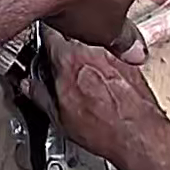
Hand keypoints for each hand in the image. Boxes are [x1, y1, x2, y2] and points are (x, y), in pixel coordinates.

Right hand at [39, 31, 169, 169]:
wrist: (140, 137)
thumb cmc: (104, 129)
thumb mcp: (59, 117)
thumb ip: (40, 94)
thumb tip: (29, 86)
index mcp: (66, 57)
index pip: (47, 32)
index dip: (41, 38)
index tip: (40, 46)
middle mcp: (89, 48)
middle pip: (70, 35)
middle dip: (64, 46)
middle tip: (61, 64)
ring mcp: (111, 52)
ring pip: (91, 43)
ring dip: (86, 55)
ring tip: (87, 78)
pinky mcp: (128, 61)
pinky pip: (111, 55)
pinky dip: (106, 64)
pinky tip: (106, 84)